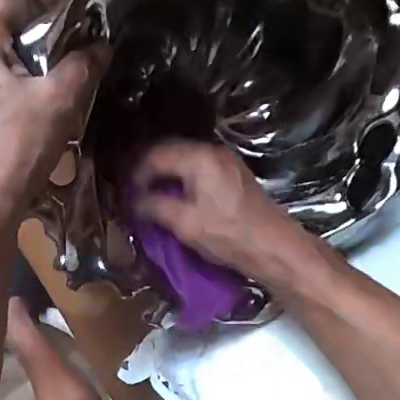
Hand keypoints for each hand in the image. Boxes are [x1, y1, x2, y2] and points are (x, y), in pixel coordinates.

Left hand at [0, 0, 102, 221]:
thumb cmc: (19, 144)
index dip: (50, 15)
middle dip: (45, 49)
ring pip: (7, 63)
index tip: (72, 43)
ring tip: (58, 99)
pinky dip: (21, 95)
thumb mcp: (61, 98)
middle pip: (12, 33)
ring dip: (35, 75)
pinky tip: (38, 119)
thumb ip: (84, 64)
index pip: (17, 0)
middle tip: (70, 73)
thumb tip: (102, 47)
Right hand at [131, 140, 312, 281]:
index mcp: (200, 158)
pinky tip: (175, 199)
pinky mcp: (233, 176)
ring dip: (166, 177)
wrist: (274, 247)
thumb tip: (134, 201)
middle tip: (133, 193)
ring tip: (150, 198)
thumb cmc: (229, 235)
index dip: (136, 173)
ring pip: (185, 161)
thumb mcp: (186, 224)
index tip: (124, 193)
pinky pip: (199, 170)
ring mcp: (226, 162)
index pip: (156, 155)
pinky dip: (182, 181)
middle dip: (149, 172)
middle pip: (171, 153)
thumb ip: (155, 207)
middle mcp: (213, 152)